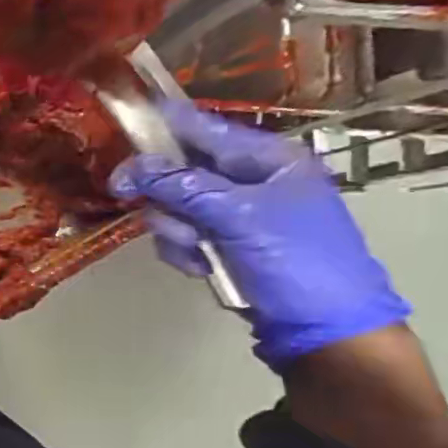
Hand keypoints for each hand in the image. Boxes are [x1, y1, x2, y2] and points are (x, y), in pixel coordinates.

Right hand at [108, 99, 410, 367]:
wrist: (321, 326)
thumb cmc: (293, 259)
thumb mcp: (237, 217)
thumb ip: (182, 188)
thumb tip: (131, 168)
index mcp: (267, 160)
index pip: (206, 129)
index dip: (166, 125)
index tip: (126, 120)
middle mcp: (248, 181)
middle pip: (181, 171)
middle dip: (166, 195)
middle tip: (131, 198)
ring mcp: (234, 215)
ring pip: (174, 208)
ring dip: (175, 231)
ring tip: (197, 251)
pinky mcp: (222, 244)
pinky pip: (182, 236)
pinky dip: (184, 251)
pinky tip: (202, 265)